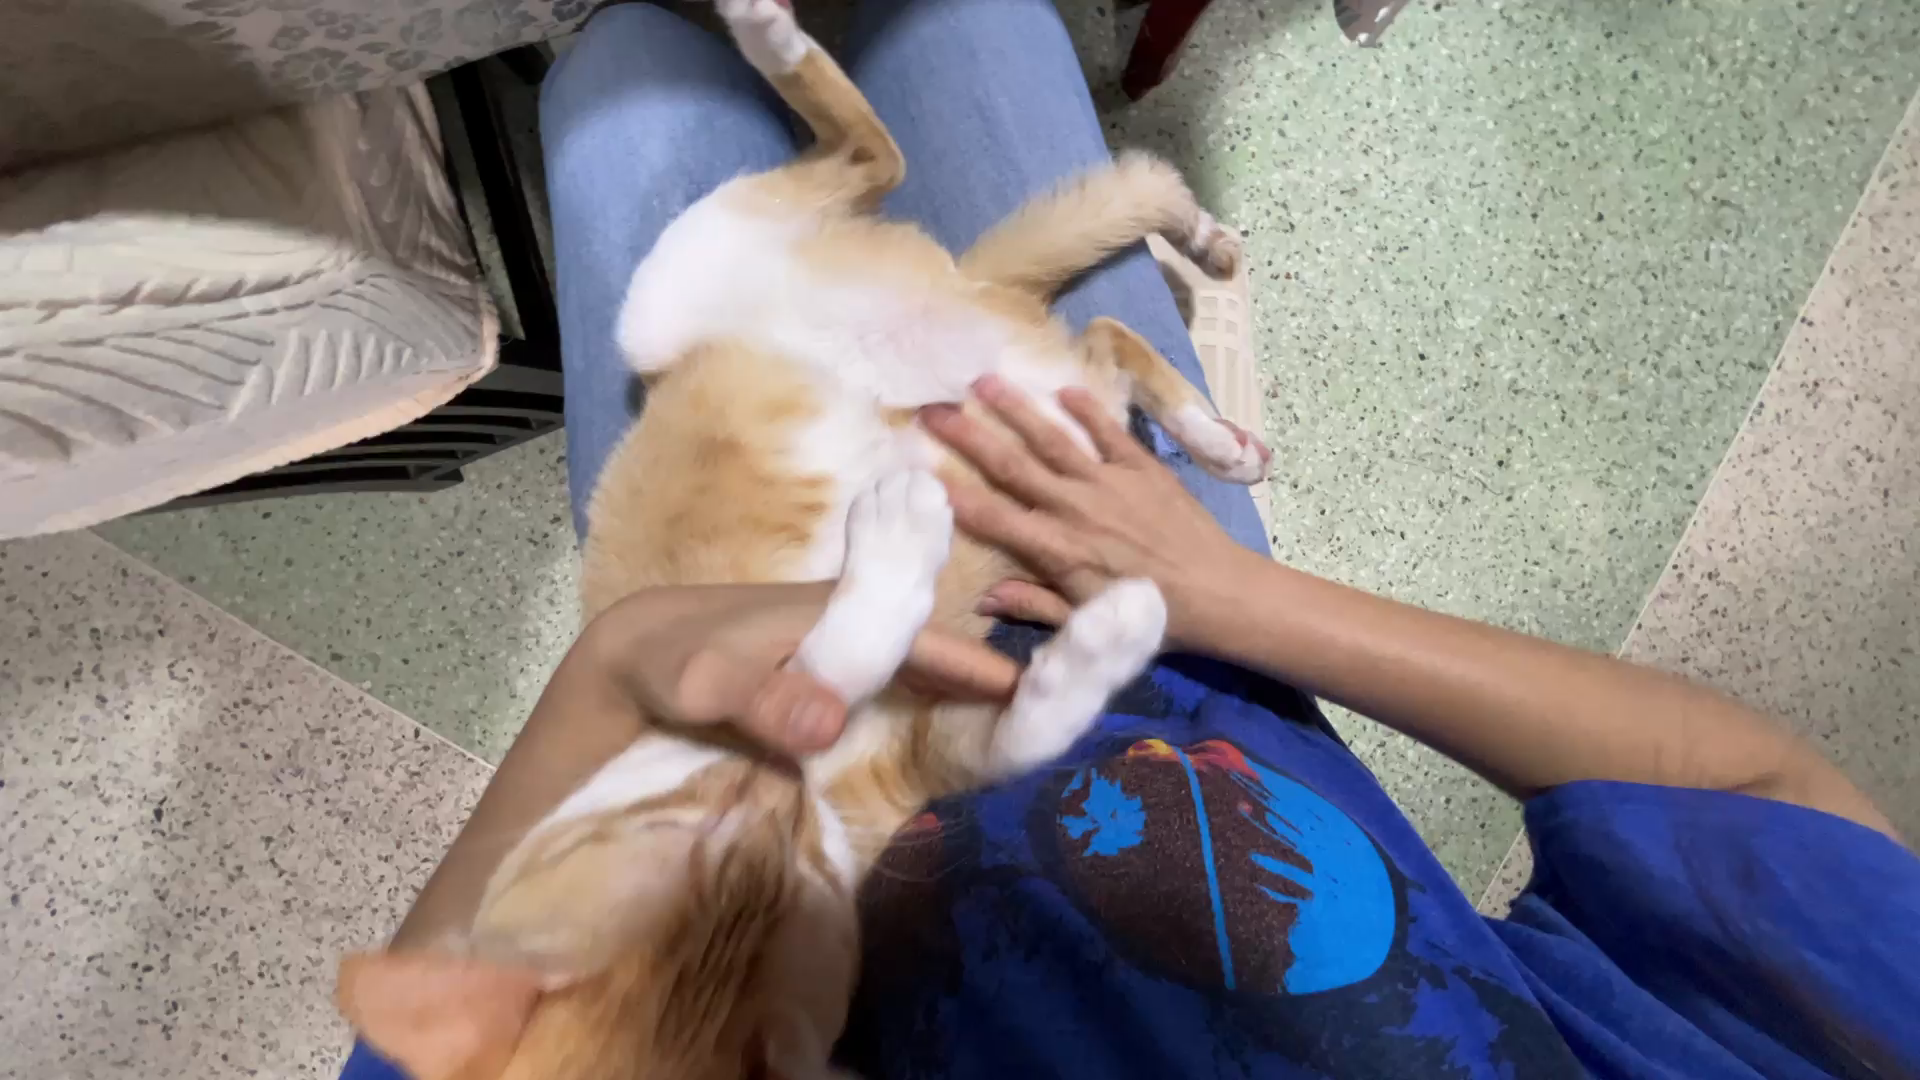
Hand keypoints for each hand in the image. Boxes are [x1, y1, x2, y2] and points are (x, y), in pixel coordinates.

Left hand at [587, 582, 1018, 756]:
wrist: (638, 657)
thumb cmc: (673, 658)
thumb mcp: (706, 677)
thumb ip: (763, 697)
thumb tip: (833, 727)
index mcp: (843, 619)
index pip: (932, 643)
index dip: (984, 670)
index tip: (1042, 699)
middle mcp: (857, 643)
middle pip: (940, 666)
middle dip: (990, 692)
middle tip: (1052, 731)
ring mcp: (846, 672)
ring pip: (921, 689)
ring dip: (964, 713)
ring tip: (1015, 750)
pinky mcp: (830, 698)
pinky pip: (892, 711)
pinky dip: (925, 727)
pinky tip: (945, 757)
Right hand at [920, 375, 1254, 646]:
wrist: (1220, 593)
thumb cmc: (1149, 616)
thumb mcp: (1086, 623)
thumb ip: (1034, 606)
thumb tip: (982, 600)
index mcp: (1058, 549)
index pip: (994, 518)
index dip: (954, 495)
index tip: (919, 469)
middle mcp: (1075, 507)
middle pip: (1013, 466)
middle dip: (969, 436)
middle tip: (934, 408)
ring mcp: (1110, 482)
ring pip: (1053, 439)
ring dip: (1017, 409)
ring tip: (984, 381)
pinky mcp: (1142, 468)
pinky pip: (1109, 433)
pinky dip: (1087, 411)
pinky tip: (1063, 391)